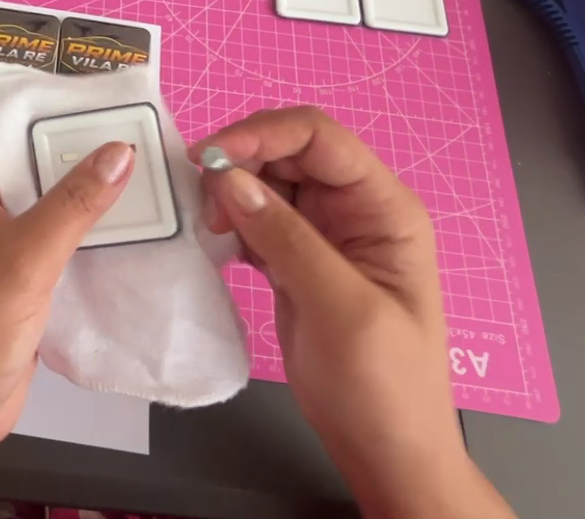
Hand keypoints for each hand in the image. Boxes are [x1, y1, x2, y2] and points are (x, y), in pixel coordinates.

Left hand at [0, 136, 134, 503]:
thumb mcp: (22, 259)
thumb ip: (72, 205)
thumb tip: (120, 150)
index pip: (12, 127)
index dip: (57, 109)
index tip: (113, 99)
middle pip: (41, 164)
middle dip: (89, 152)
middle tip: (153, 135)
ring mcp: (7, 245)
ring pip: (59, 205)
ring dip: (99, 197)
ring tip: (159, 176)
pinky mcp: (27, 280)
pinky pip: (66, 244)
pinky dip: (98, 236)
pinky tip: (143, 230)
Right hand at [197, 107, 511, 518]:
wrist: (382, 451)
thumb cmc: (383, 384)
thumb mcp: (341, 308)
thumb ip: (286, 238)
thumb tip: (226, 178)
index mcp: (382, 206)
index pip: (319, 137)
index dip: (262, 133)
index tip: (209, 156)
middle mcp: (351, 207)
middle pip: (286, 151)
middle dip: (239, 162)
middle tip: (201, 198)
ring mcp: (321, 231)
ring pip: (263, 180)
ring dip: (229, 191)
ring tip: (209, 226)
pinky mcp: (293, 255)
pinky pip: (254, 214)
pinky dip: (229, 218)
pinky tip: (217, 242)